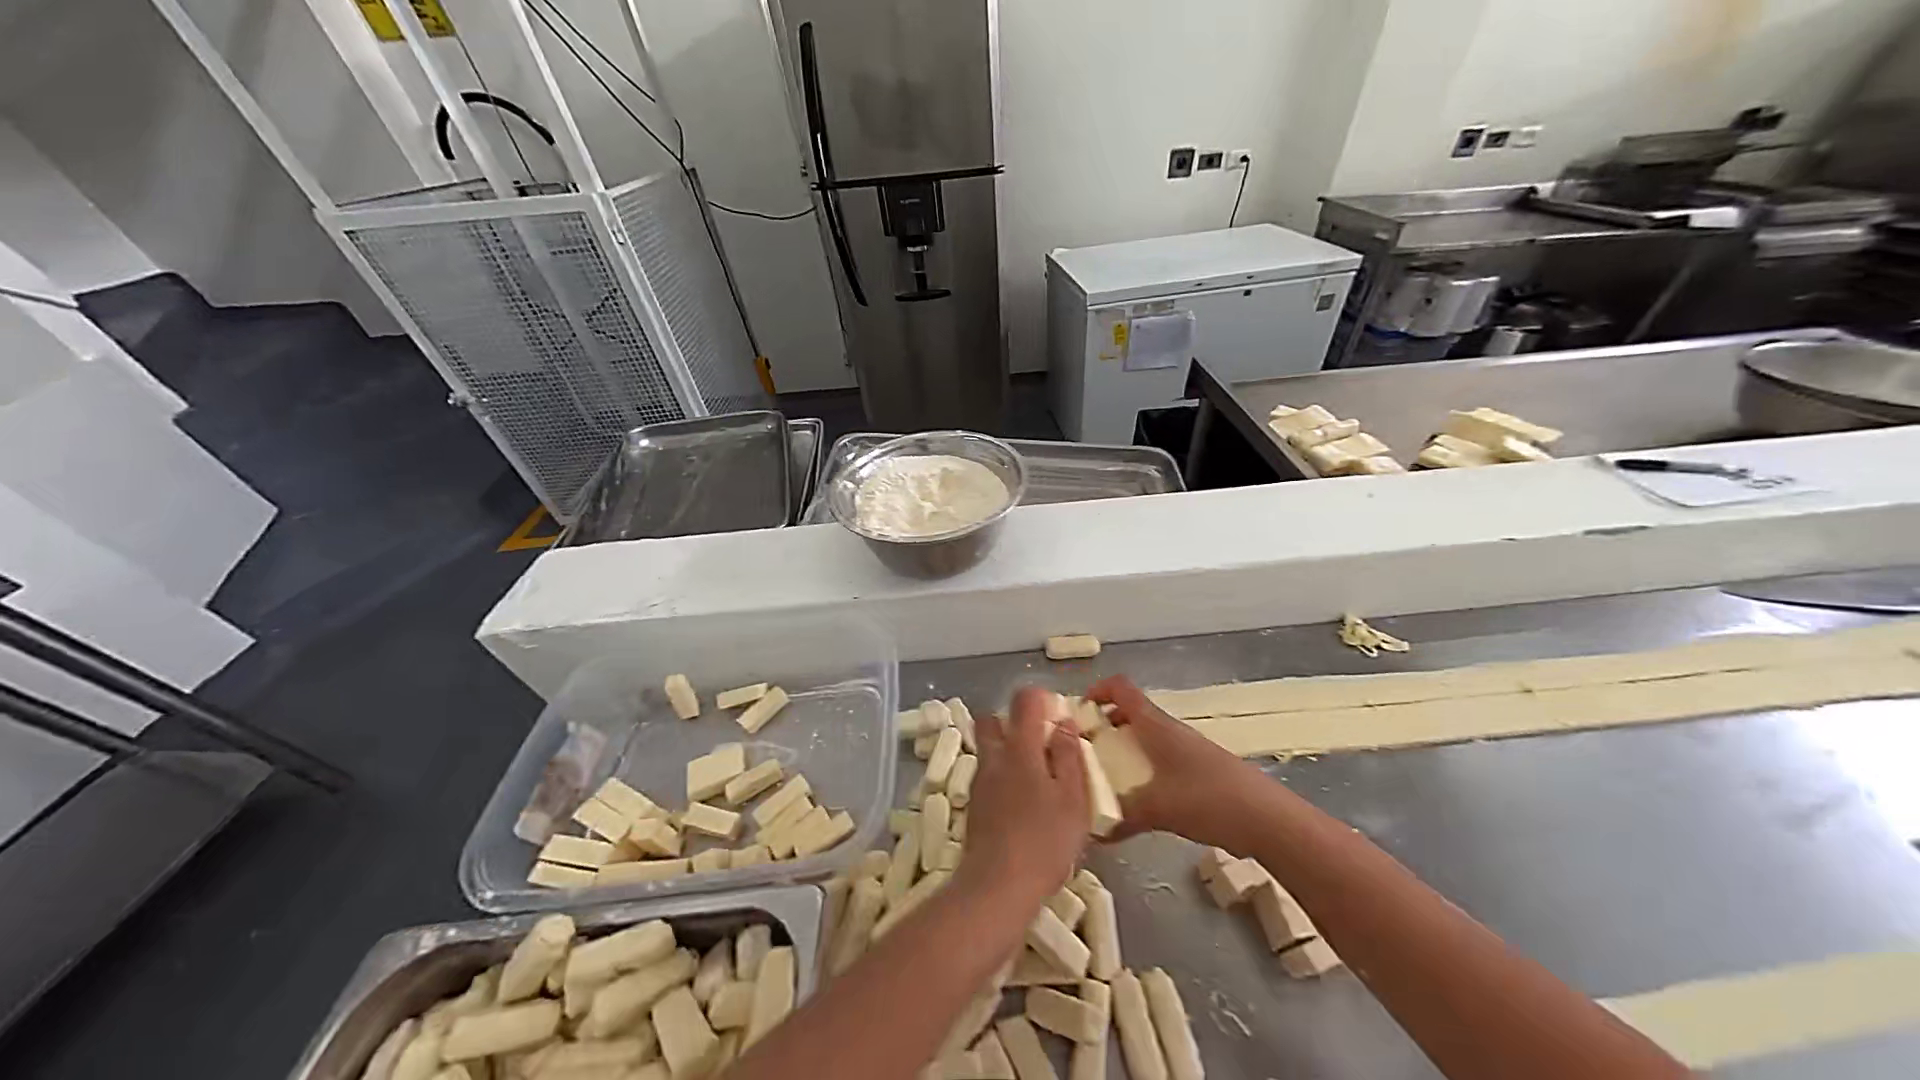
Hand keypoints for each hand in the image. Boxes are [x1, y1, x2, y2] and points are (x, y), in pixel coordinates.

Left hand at [955, 686, 1089, 906]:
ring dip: (1009, 753)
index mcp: (1020, 749)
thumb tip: (1063, 723)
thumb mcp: (1073, 798)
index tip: (1058, 716)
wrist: (998, 887)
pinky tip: (1023, 806)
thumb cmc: (1045, 841)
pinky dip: (1003, 779)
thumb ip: (1069, 756)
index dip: (1041, 699)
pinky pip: (988, 778)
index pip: (1024, 701)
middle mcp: (993, 758)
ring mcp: (979, 783)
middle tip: (1042, 745)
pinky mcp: (974, 807)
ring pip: (989, 751)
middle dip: (1013, 723)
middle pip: (993, 721)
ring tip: (1039, 781)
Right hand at [1088, 675, 1275, 850]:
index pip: (1121, 688)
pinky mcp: (1200, 772)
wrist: (1269, 820)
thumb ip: (1122, 819)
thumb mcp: (1157, 809)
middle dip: (1105, 727)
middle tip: (1085, 751)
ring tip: (1105, 778)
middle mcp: (1170, 731)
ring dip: (1125, 751)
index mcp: (1156, 726)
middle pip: (1131, 713)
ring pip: (1147, 739)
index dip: (1097, 690)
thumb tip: (1094, 832)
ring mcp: (1187, 751)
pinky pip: (1161, 761)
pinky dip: (1144, 771)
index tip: (1078, 713)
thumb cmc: (1209, 799)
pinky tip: (1139, 802)